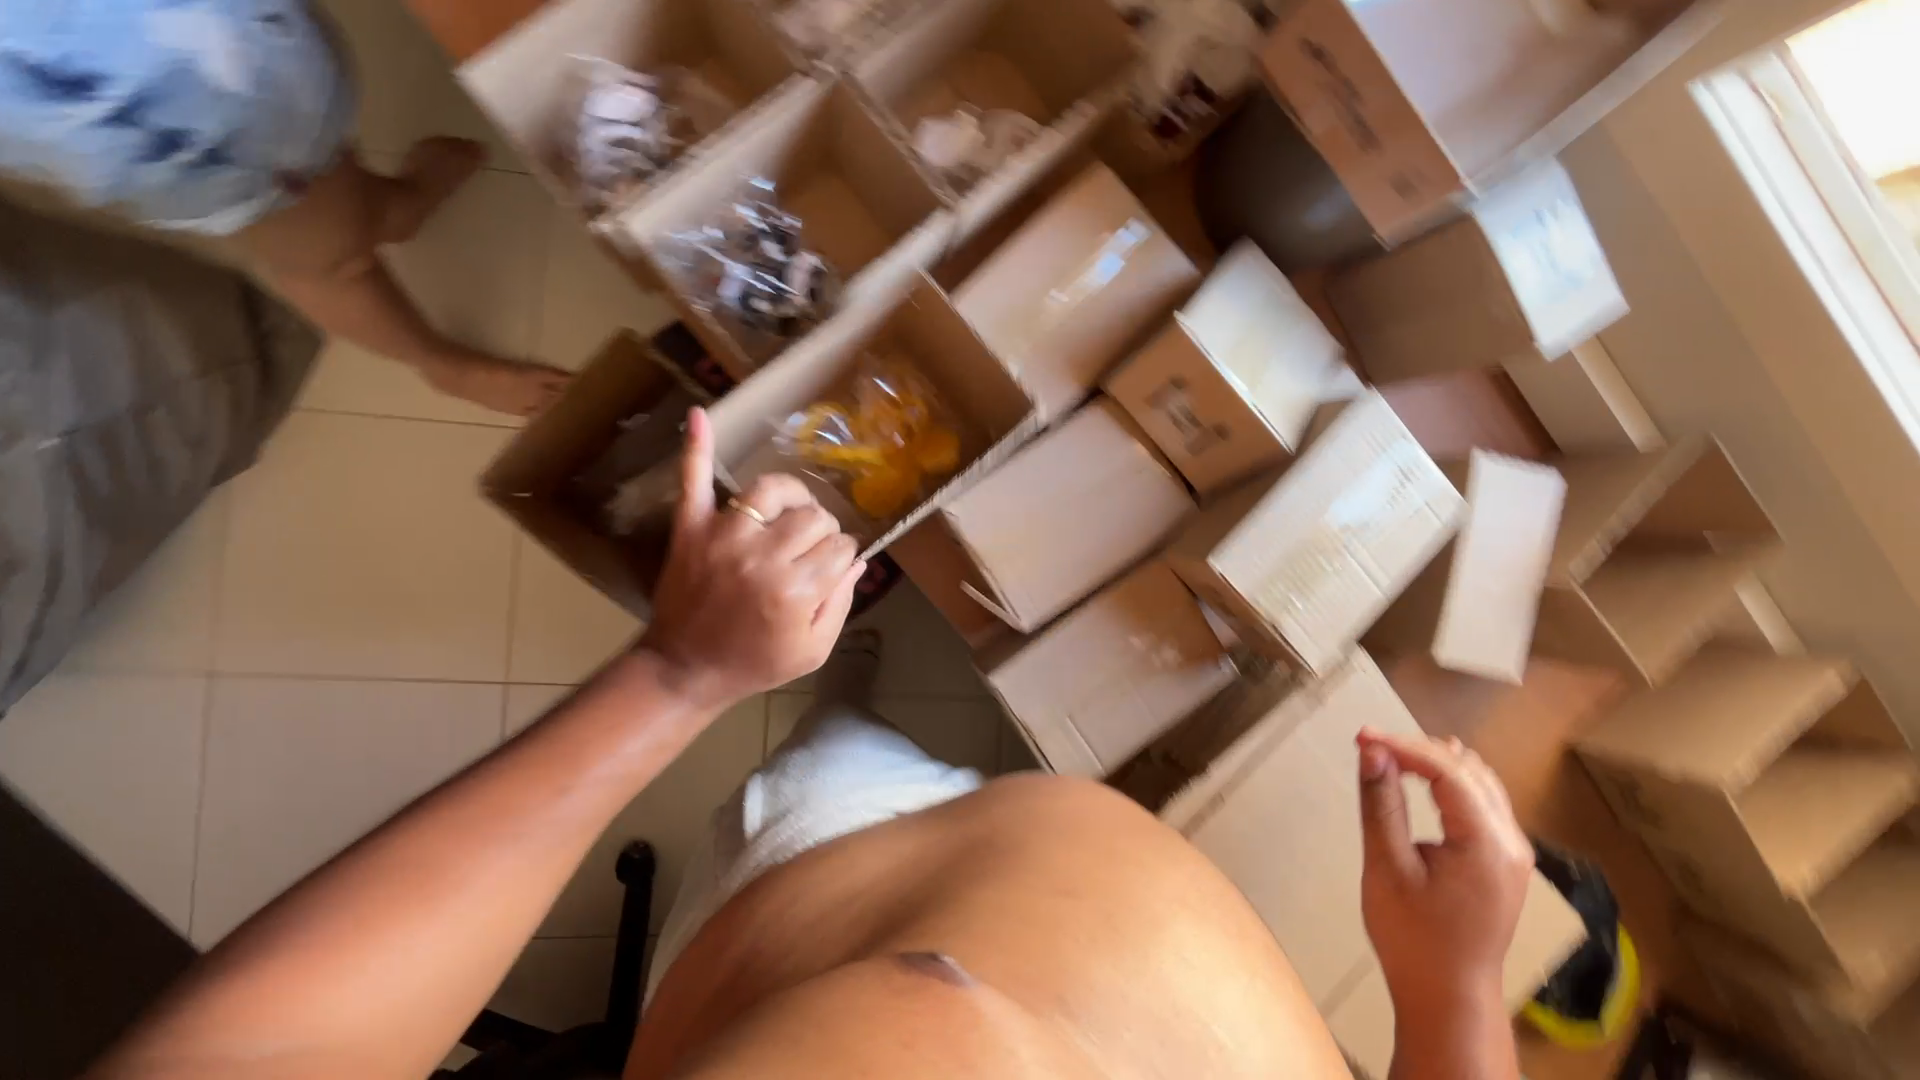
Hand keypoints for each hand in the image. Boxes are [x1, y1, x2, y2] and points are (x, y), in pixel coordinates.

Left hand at [639, 408, 865, 709]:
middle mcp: (763, 557)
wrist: (686, 670)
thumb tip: (857, 560)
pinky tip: (699, 415)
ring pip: (771, 491)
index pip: (839, 549)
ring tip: (792, 510)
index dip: (842, 555)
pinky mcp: (691, 530)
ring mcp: (724, 538)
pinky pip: (694, 482)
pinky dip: (697, 448)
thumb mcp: (812, 651)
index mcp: (795, 591)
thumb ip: (840, 604)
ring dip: (791, 496)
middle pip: (813, 519)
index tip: (834, 565)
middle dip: (823, 530)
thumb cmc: (755, 664)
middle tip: (812, 548)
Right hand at [1357, 729, 1533, 1019]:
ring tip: (1389, 756)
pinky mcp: (1503, 861)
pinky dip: (1448, 782)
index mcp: (1487, 844)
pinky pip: (1481, 803)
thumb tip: (1373, 752)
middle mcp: (1511, 842)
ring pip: (1479, 782)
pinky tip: (1421, 781)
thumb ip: (1381, 805)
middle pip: (1469, 770)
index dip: (1403, 746)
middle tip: (1368, 745)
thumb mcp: (1387, 868)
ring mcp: (1513, 852)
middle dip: (1417, 749)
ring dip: (1435, 762)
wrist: (1447, 996)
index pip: (1447, 772)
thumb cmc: (1411, 937)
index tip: (1360, 736)